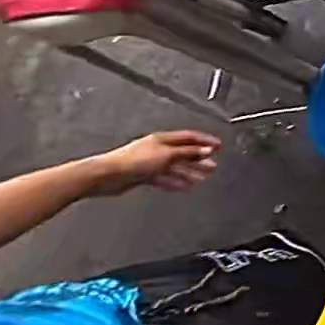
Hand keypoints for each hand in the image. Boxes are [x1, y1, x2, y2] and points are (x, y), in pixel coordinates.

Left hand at [90, 130, 220, 196]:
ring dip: (189, 172)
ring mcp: (151, 163)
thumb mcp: (167, 155)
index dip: (205, 141)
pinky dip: (176, 182)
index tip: (217, 145)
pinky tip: (184, 186)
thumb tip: (205, 150)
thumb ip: (188, 153)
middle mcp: (158, 150)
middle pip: (184, 153)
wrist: (107, 176)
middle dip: (199, 159)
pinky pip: (165, 178)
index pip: (190, 137)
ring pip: (175, 167)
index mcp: (163, 140)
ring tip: (202, 177)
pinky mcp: (144, 175)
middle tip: (212, 165)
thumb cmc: (131, 161)